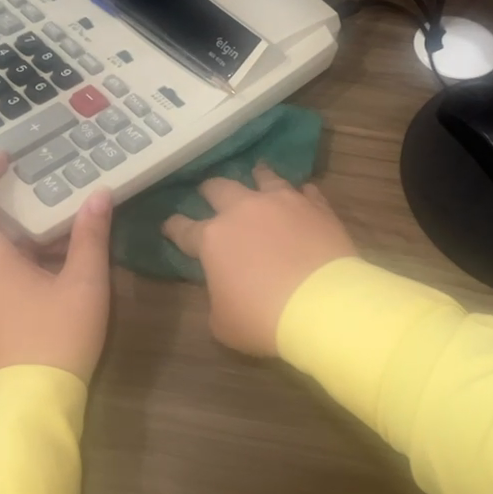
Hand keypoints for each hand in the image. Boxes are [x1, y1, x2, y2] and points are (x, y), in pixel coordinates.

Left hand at [0, 152, 113, 387]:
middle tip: (39, 202)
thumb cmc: (56, 339)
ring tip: (45, 248)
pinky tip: (32, 286)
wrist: (24, 411)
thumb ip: (91, 236)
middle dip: (0, 210)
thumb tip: (99, 194)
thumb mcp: (85, 285)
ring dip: (1, 243)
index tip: (4, 160)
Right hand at [162, 162, 357, 356]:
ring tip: (257, 172)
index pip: (184, 229)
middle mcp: (245, 210)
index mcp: (213, 238)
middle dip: (210, 190)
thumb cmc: (263, 318)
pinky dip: (300, 193)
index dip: (174, 227)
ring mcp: (283, 202)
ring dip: (258, 176)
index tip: (169, 224)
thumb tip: (226, 286)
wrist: (322, 304)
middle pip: (220, 188)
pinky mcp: (316, 206)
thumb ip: (218, 295)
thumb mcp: (223, 321)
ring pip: (265, 178)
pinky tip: (302, 195)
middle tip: (208, 191)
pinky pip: (305, 191)